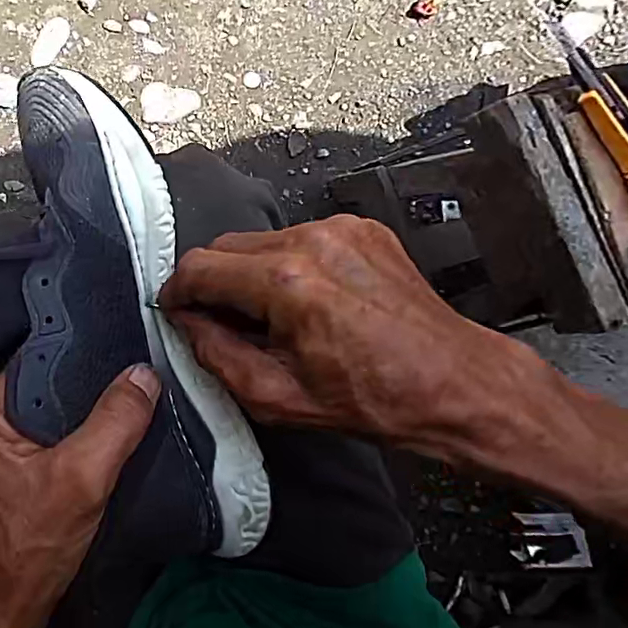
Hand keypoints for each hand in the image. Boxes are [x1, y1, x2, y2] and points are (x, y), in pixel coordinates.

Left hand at [0, 366, 159, 627]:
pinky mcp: (29, 458)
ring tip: (138, 391)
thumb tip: (144, 375)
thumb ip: (114, 423)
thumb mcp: (82, 478)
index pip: (45, 351)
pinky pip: (65, 426)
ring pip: (64, 402)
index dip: (88, 345)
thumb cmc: (33, 543)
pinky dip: (91, 426)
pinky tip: (120, 425)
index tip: (128, 339)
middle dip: (97, 373)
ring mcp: (12, 436)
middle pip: (57, 375)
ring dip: (97, 402)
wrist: (15, 602)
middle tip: (142, 367)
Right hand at [158, 215, 563, 469]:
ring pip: (258, 241)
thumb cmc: (377, 397)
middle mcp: (314, 243)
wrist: (452, 383)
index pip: (199, 267)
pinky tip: (299, 302)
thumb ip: (214, 354)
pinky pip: (296, 239)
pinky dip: (283, 266)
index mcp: (289, 284)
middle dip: (210, 283)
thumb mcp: (275, 396)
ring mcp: (341, 231)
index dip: (176, 291)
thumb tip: (188, 324)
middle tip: (218, 323)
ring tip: (267, 319)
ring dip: (247, 275)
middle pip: (224, 246)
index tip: (175, 309)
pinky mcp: (360, 230)